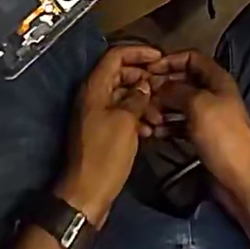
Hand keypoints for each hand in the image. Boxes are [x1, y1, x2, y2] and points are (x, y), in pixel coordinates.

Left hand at [55, 45, 160, 225]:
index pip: (116, 55)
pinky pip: (121, 112)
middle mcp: (93, 95)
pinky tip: (151, 127)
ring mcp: (96, 113)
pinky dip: (136, 115)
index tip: (159, 57)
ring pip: (122, 94)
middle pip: (120, 73)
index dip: (138, 52)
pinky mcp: (101, 130)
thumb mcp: (126, 122)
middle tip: (164, 84)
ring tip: (160, 111)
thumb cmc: (105, 155)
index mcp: (94, 87)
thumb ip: (137, 98)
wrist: (85, 196)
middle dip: (143, 77)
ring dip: (142, 99)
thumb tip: (145, 85)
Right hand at [146, 51, 249, 199]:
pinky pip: (180, 123)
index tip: (150, 70)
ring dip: (163, 107)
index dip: (171, 60)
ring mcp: (208, 115)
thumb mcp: (198, 105)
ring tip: (148, 117)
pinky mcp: (203, 135)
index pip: (191, 58)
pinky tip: (156, 132)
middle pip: (183, 80)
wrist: (241, 179)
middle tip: (144, 96)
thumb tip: (158, 85)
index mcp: (217, 79)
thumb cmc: (222, 135)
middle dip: (164, 86)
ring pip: (180, 103)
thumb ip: (176, 90)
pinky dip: (168, 125)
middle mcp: (213, 93)